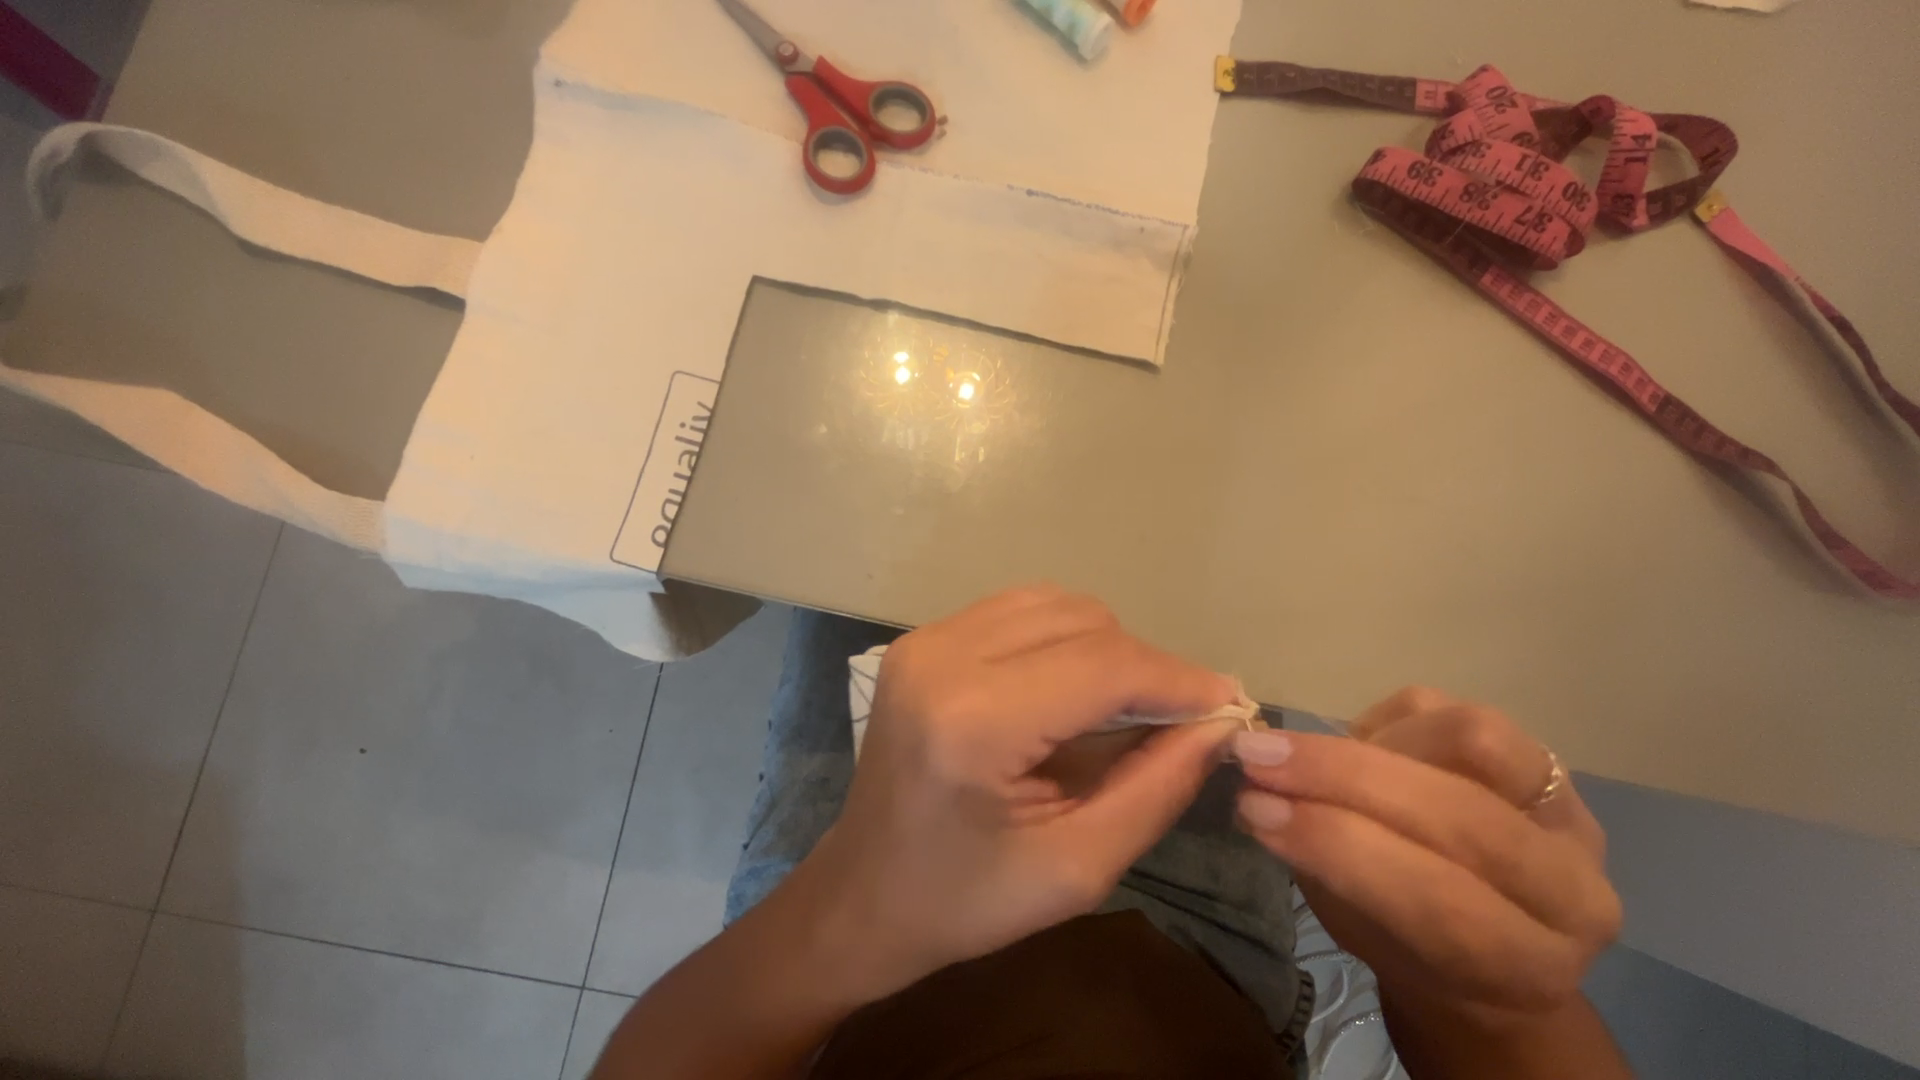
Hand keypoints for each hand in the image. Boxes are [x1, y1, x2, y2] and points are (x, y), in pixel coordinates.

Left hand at [803, 586, 1242, 996]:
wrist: (864, 893)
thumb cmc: (967, 899)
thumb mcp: (1077, 867)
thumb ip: (1155, 788)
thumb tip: (1218, 723)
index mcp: (973, 722)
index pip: (1103, 666)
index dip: (1177, 680)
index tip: (1230, 706)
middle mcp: (943, 658)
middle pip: (1084, 623)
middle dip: (1144, 667)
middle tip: (1176, 723)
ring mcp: (925, 640)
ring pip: (1055, 605)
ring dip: (1106, 648)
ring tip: (1125, 710)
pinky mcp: (922, 640)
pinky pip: (1019, 611)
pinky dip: (1064, 640)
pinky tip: (1073, 691)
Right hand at [1234, 687, 1621, 1029]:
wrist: (1478, 944)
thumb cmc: (1402, 945)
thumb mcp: (1358, 930)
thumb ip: (1320, 865)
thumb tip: (1257, 796)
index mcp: (1528, 960)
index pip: (1438, 897)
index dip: (1338, 844)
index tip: (1254, 807)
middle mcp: (1574, 887)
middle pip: (1459, 811)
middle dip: (1341, 774)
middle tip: (1256, 754)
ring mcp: (1569, 809)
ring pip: (1474, 740)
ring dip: (1369, 740)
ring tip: (1309, 754)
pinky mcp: (1538, 754)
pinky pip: (1452, 712)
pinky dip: (1384, 720)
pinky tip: (1355, 745)